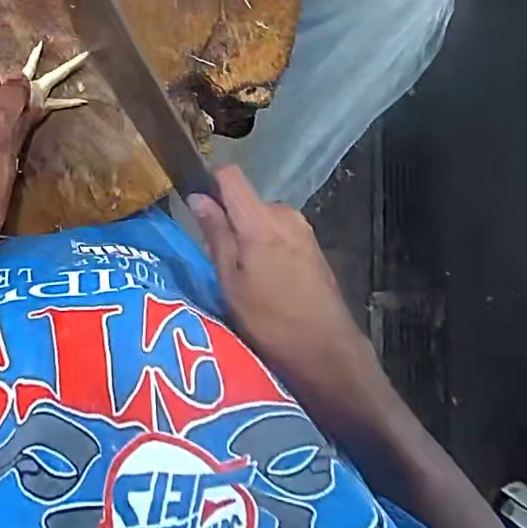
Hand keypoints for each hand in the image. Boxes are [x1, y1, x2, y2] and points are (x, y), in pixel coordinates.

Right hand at [191, 166, 384, 407]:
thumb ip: (215, 234)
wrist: (328, 352)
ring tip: (244, 276)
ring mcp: (303, 228)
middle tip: (220, 259)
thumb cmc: (270, 321)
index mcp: (260, 220)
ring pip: (262, 217)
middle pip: (246, 199)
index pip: (230, 175)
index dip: (210, 181)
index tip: (198, 204)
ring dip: (249, 234)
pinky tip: (268, 281)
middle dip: (229, 219)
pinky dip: (267, 245)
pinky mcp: (313, 244)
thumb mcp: (230, 282)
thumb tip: (198, 197)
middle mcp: (284, 214)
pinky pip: (279, 231)